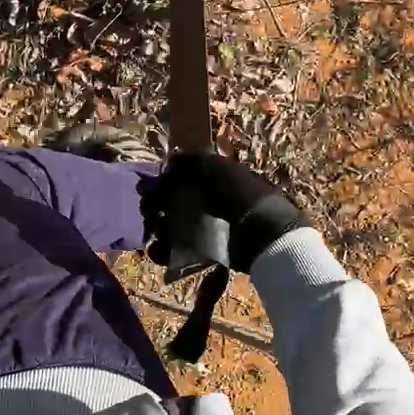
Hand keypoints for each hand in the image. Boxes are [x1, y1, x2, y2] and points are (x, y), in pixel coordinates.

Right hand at [140, 153, 305, 272]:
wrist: (266, 235)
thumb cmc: (243, 196)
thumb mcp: (219, 170)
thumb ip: (193, 162)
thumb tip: (170, 162)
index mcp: (215, 181)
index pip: (182, 179)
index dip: (164, 183)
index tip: (149, 188)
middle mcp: (210, 203)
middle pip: (174, 204)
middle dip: (157, 207)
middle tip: (147, 212)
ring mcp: (208, 229)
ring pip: (173, 228)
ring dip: (159, 230)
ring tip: (153, 234)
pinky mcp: (207, 252)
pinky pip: (181, 252)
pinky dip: (166, 252)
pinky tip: (157, 252)